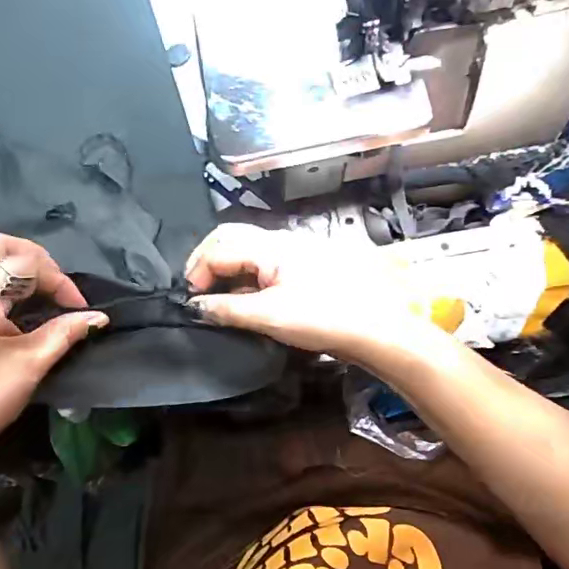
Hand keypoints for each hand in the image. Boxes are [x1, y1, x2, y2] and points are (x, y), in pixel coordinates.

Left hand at [0, 234, 107, 482]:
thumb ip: (65, 332)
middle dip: (34, 259)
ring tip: (40, 300)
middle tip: (57, 290)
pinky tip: (15, 310)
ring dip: (15, 270)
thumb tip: (99, 317)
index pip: (23, 262)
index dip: (58, 279)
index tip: (78, 309)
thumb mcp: (30, 363)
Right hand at [184, 224, 456, 362]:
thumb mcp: (269, 316)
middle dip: (206, 263)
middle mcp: (281, 241)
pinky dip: (244, 279)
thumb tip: (196, 306)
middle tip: (196, 293)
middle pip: (230, 238)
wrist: (379, 330)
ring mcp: (294, 253)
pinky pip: (262, 264)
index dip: (196, 272)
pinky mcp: (303, 269)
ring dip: (225, 272)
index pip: (218, 247)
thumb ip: (227, 309)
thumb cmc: (325, 318)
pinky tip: (242, 302)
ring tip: (216, 300)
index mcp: (272, 245)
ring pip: (246, 251)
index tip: (190, 301)